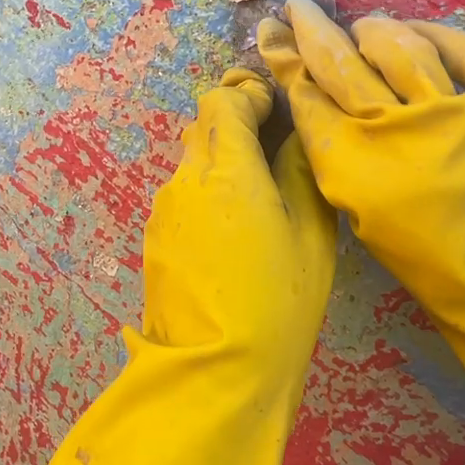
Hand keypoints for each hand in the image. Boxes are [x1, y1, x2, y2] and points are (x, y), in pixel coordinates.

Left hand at [32, 69, 336, 464]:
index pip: (223, 102)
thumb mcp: (310, 239)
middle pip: (204, 126)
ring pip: (191, 161)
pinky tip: (228, 233)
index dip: (247, 96)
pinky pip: (181, 193)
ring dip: (219, 162)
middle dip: (234, 127)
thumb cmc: (279, 305)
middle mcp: (186, 177)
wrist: (214, 367)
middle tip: (271, 150)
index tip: (273, 108)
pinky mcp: (153, 230)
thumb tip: (293, 135)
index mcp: (227, 171)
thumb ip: (298, 176)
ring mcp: (163, 204)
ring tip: (256, 202)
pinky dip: (203, 193)